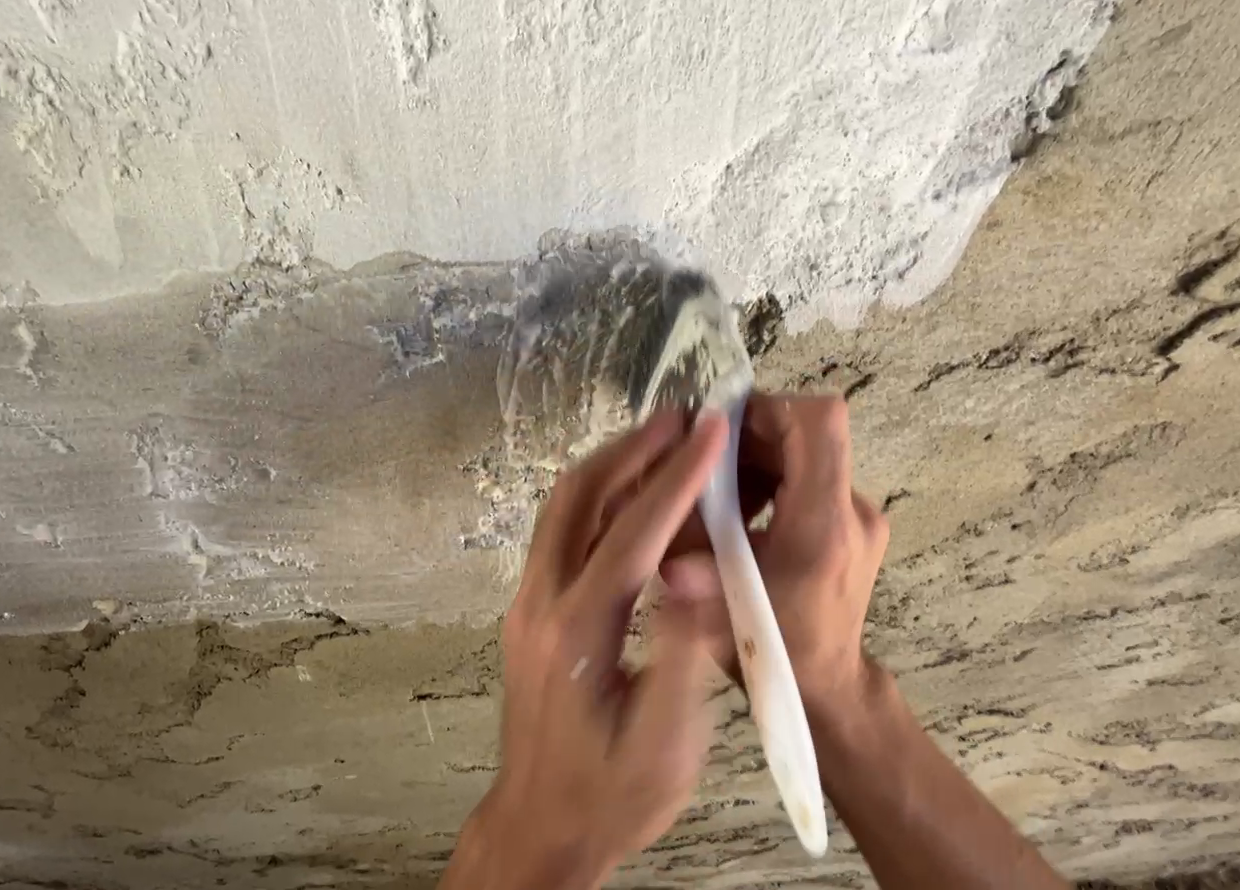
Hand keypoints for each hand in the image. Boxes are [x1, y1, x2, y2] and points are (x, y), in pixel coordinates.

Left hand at [442, 411, 728, 889]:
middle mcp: (541, 599)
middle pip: (579, 498)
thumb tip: (699, 576)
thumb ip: (680, 657)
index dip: (677, 477)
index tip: (711, 431)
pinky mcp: (530, 607)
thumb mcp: (663, 743)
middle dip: (631, 450)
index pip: (632, 532)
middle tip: (680, 416)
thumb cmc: (612, 795)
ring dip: (610, 466)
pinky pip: (560, 531)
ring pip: (562, 508)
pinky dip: (597, 497)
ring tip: (660, 438)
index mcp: (577, 627)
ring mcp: (528, 600)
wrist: (541, 823)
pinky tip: (631, 492)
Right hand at [665, 394, 888, 718]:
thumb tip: (648, 522)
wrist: (829, 693)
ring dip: (754, 457)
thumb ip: (686, 556)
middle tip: (699, 460)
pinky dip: (768, 479)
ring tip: (713, 491)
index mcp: (825, 520)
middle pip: (805, 431)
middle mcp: (852, 507)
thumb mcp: (719, 604)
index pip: (818, 421)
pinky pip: (806, 476)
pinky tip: (735, 512)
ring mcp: (857, 515)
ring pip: (803, 450)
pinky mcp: (850, 524)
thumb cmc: (776, 650)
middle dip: (746, 436)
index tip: (717, 428)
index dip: (765, 408)